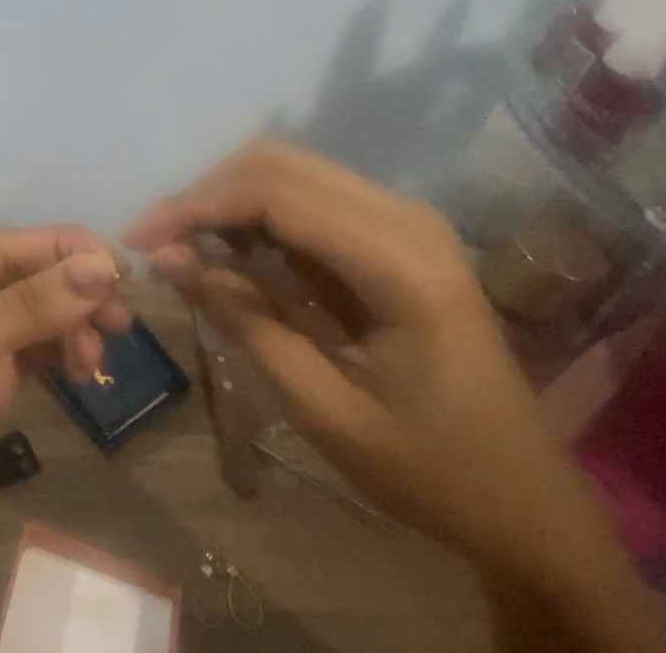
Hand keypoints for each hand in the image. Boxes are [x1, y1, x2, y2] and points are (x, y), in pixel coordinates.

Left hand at [0, 227, 129, 564]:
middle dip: (74, 294)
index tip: (127, 273)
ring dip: (74, 326)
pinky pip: (34, 349)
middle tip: (121, 325)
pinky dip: (63, 352)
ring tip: (96, 361)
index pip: (6, 245)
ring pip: (37, 312)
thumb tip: (103, 266)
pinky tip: (83, 370)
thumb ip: (21, 310)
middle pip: (27, 274)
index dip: (67, 253)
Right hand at [124, 139, 665, 650]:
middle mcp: (408, 220)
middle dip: (206, 196)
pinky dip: (259, 219)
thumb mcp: (322, 407)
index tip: (137, 241)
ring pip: (293, 173)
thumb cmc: (429, 469)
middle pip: (281, 165)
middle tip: (157, 245)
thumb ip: (246, 321)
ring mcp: (409, 224)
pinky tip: (230, 256)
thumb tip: (170, 259)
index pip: (275, 194)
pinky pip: (313, 202)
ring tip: (183, 251)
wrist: (527, 501)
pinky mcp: (399, 238)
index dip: (195, 207)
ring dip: (229, 203)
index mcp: (400, 263)